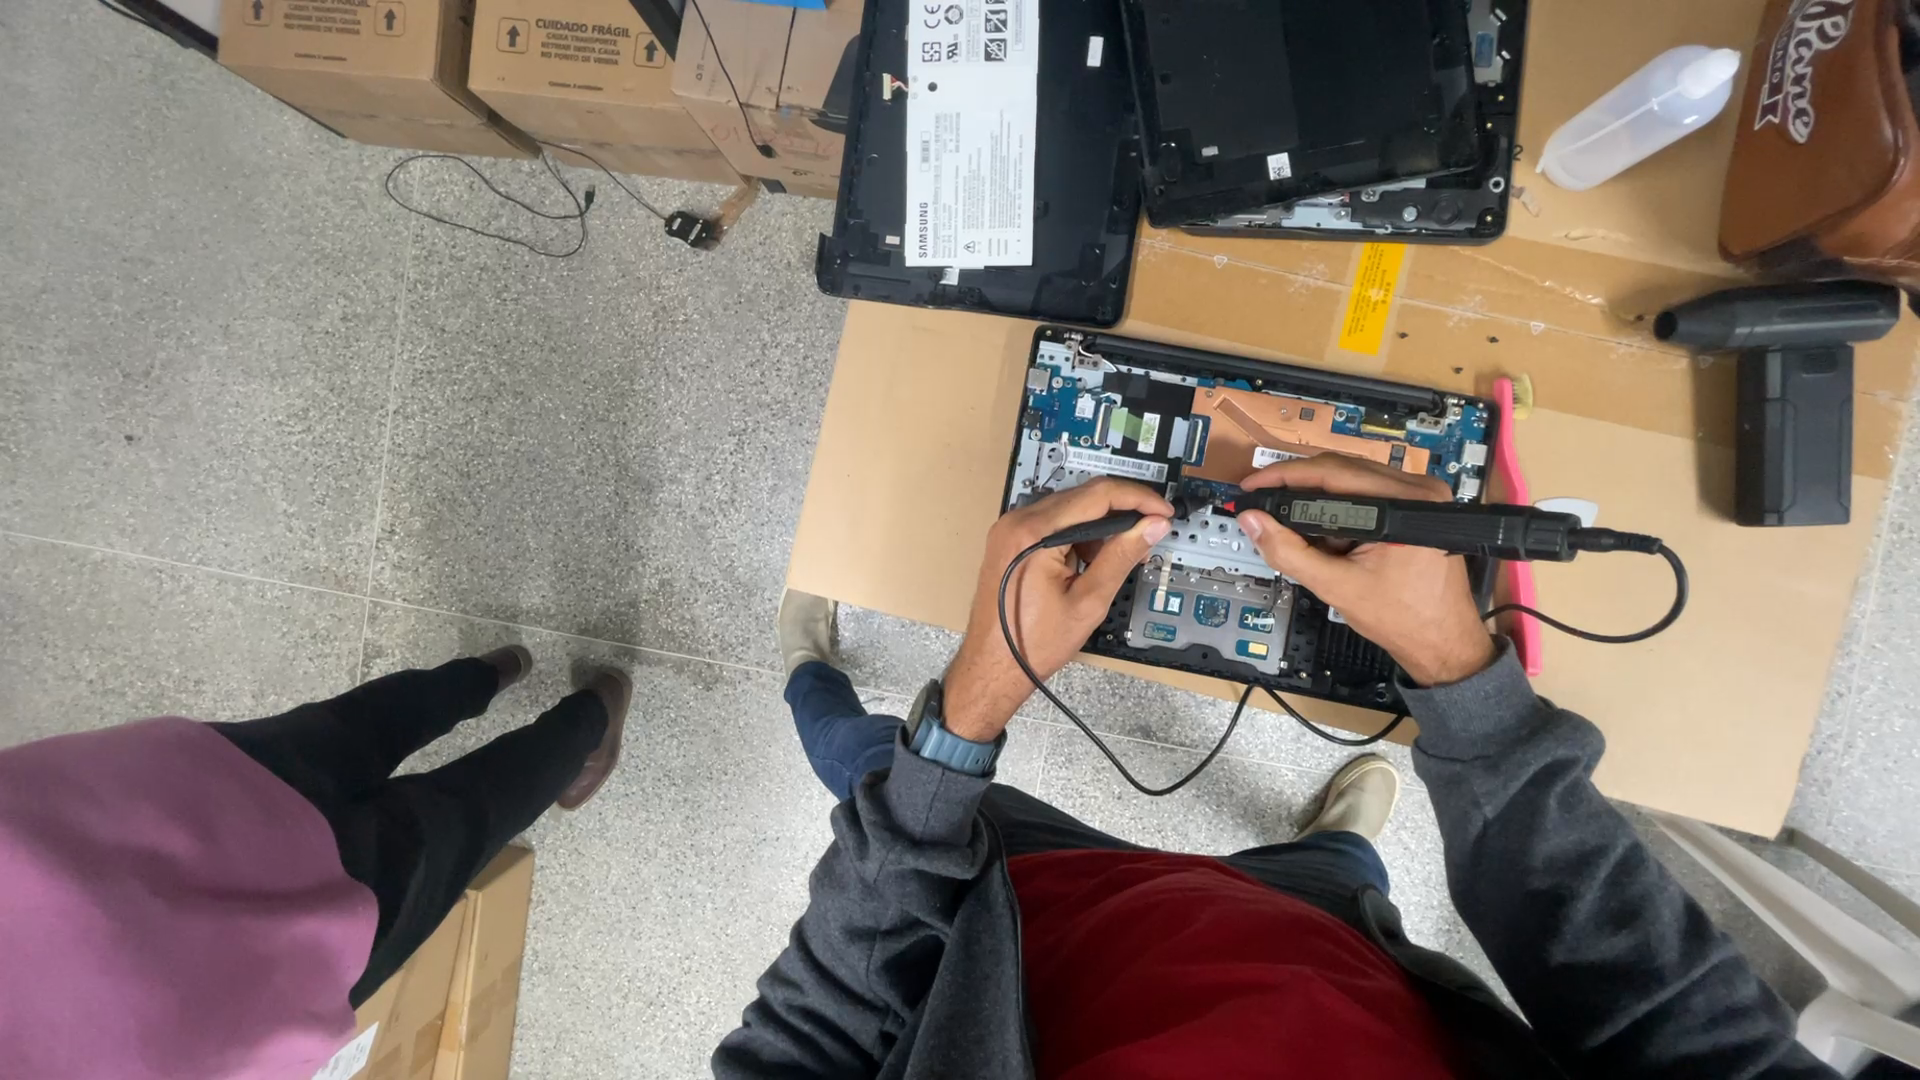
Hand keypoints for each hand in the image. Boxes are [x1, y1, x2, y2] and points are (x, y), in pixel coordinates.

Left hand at [944, 478, 1174, 740]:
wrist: (992, 665)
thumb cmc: (1032, 643)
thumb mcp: (1089, 601)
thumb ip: (1122, 556)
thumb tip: (1153, 525)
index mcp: (1033, 532)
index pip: (1097, 495)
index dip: (1137, 498)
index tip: (1163, 511)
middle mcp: (1017, 521)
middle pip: (1082, 496)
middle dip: (1121, 512)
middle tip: (1149, 535)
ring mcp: (1009, 528)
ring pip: (1069, 508)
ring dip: (1100, 526)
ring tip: (1119, 558)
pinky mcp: (1009, 539)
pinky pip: (1052, 523)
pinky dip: (1078, 535)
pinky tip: (1092, 561)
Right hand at [1237, 453, 1495, 686]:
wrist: (1443, 642)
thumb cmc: (1403, 618)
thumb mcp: (1335, 585)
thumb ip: (1288, 551)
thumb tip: (1252, 521)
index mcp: (1406, 502)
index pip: (1331, 472)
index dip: (1283, 476)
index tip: (1251, 486)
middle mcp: (1417, 489)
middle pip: (1339, 470)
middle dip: (1294, 487)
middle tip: (1260, 502)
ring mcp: (1418, 497)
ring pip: (1348, 481)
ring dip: (1313, 502)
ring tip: (1288, 525)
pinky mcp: (1414, 508)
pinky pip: (1362, 496)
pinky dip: (1334, 512)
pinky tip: (1321, 535)